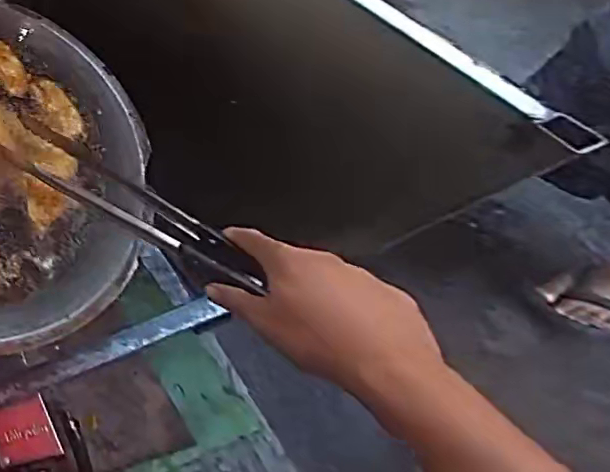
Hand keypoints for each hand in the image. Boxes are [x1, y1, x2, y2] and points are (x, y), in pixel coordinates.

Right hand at [205, 228, 443, 400]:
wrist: (393, 370)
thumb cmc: (321, 344)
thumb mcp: (267, 326)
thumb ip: (237, 302)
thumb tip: (216, 288)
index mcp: (287, 261)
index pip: (254, 239)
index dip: (239, 238)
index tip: (231, 238)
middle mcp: (321, 258)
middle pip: (294, 260)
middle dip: (286, 276)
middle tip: (282, 304)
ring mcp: (359, 273)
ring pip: (330, 278)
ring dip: (323, 293)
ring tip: (323, 327)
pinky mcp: (391, 294)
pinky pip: (365, 296)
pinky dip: (358, 309)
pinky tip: (359, 334)